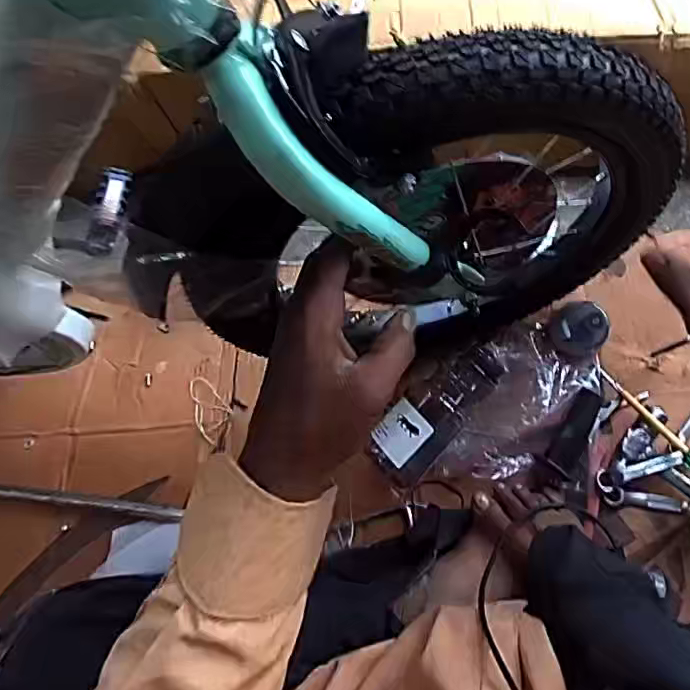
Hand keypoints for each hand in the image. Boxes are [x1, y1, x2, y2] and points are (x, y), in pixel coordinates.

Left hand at [239, 240, 416, 501]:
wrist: (280, 463)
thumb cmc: (324, 427)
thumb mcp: (371, 390)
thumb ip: (395, 347)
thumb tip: (408, 315)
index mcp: (314, 314)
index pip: (332, 255)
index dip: (359, 235)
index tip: (391, 225)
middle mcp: (298, 310)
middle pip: (324, 262)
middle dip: (356, 247)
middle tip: (394, 244)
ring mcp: (293, 325)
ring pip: (320, 281)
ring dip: (349, 269)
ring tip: (387, 267)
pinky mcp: (296, 340)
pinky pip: (319, 301)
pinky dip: (343, 291)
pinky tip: (369, 303)